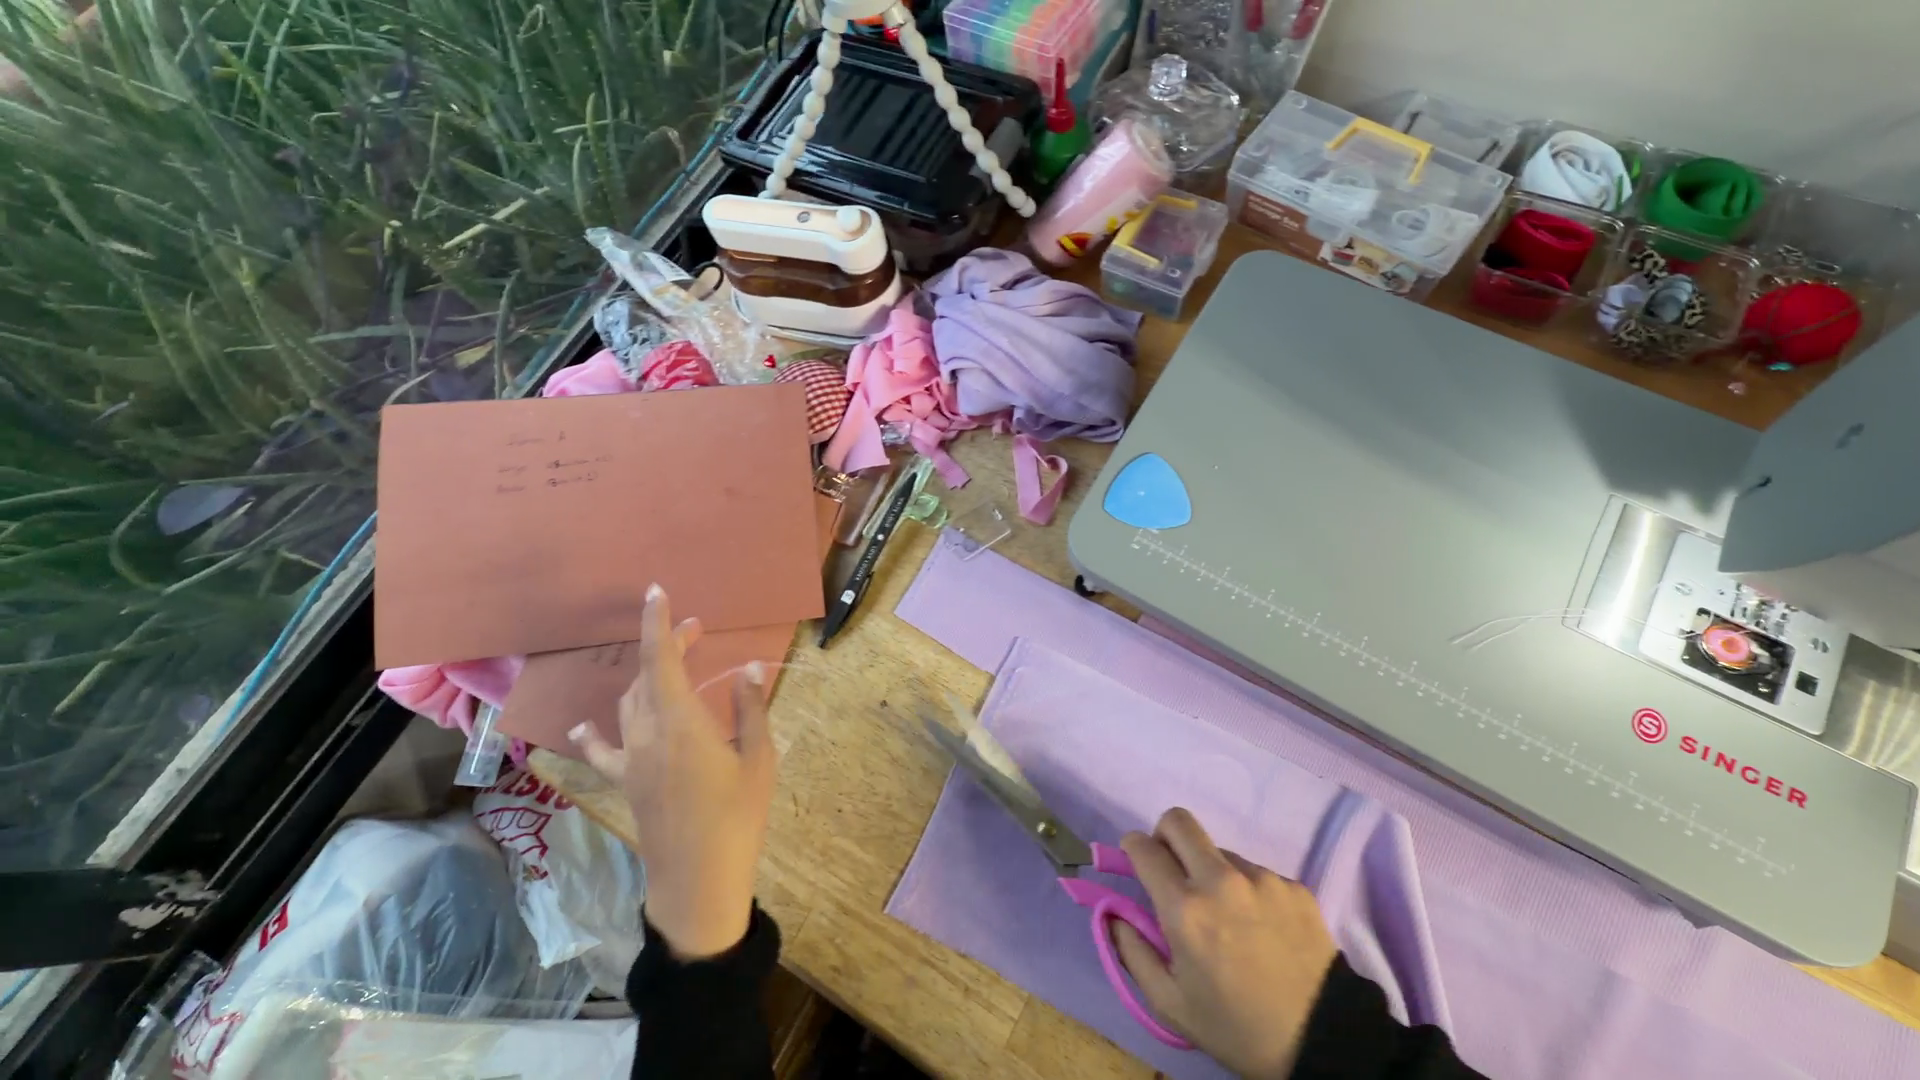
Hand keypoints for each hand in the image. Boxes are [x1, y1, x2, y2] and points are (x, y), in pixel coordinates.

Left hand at [570, 584, 776, 960]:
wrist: (697, 880)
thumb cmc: (737, 818)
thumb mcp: (759, 760)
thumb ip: (751, 709)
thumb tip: (748, 667)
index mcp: (681, 722)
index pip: (661, 659)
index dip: (657, 623)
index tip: (656, 592)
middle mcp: (647, 733)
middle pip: (647, 676)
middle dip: (667, 646)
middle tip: (698, 630)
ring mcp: (630, 759)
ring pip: (628, 703)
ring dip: (647, 678)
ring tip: (673, 669)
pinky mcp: (624, 782)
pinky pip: (603, 749)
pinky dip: (594, 733)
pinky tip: (583, 728)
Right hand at [1112, 807, 1337, 1079]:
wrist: (1323, 1041)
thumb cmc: (1236, 1027)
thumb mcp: (1170, 1004)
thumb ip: (1132, 951)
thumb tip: (1115, 914)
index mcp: (1184, 908)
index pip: (1143, 847)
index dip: (1131, 849)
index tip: (1135, 863)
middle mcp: (1220, 880)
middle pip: (1179, 821)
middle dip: (1164, 836)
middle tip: (1171, 871)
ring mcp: (1261, 878)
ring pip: (1219, 852)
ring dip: (1210, 872)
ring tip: (1228, 918)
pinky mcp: (1293, 886)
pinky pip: (1255, 873)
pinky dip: (1246, 891)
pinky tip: (1260, 929)